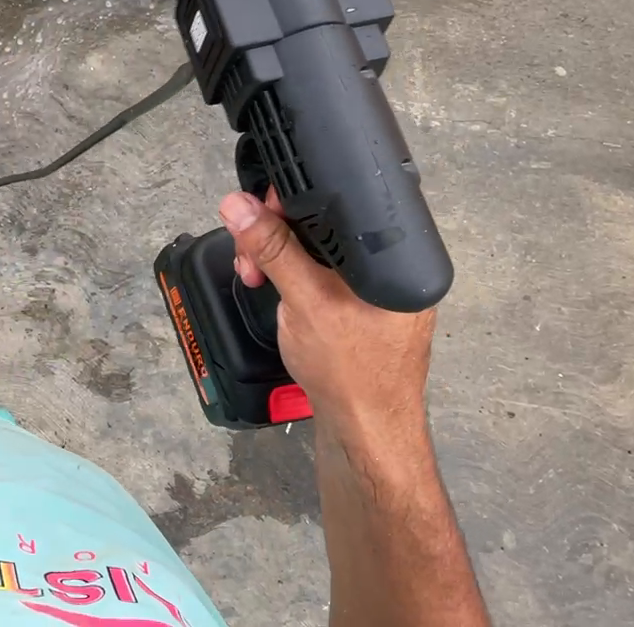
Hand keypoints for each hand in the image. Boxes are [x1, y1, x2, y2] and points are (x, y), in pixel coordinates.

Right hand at [220, 190, 434, 439]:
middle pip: (320, 225)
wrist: (363, 430)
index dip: (291, 202)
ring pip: (313, 248)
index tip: (258, 217)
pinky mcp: (355, 303)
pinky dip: (287, 273)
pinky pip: (316, 270)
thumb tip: (236, 204)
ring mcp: (372, 286)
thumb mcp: (305, 301)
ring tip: (253, 277)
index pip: (340, 204)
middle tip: (249, 259)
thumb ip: (272, 249)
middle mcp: (390, 265)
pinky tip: (269, 286)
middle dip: (273, 234)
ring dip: (273, 255)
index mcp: (397, 256)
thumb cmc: (348, 367)